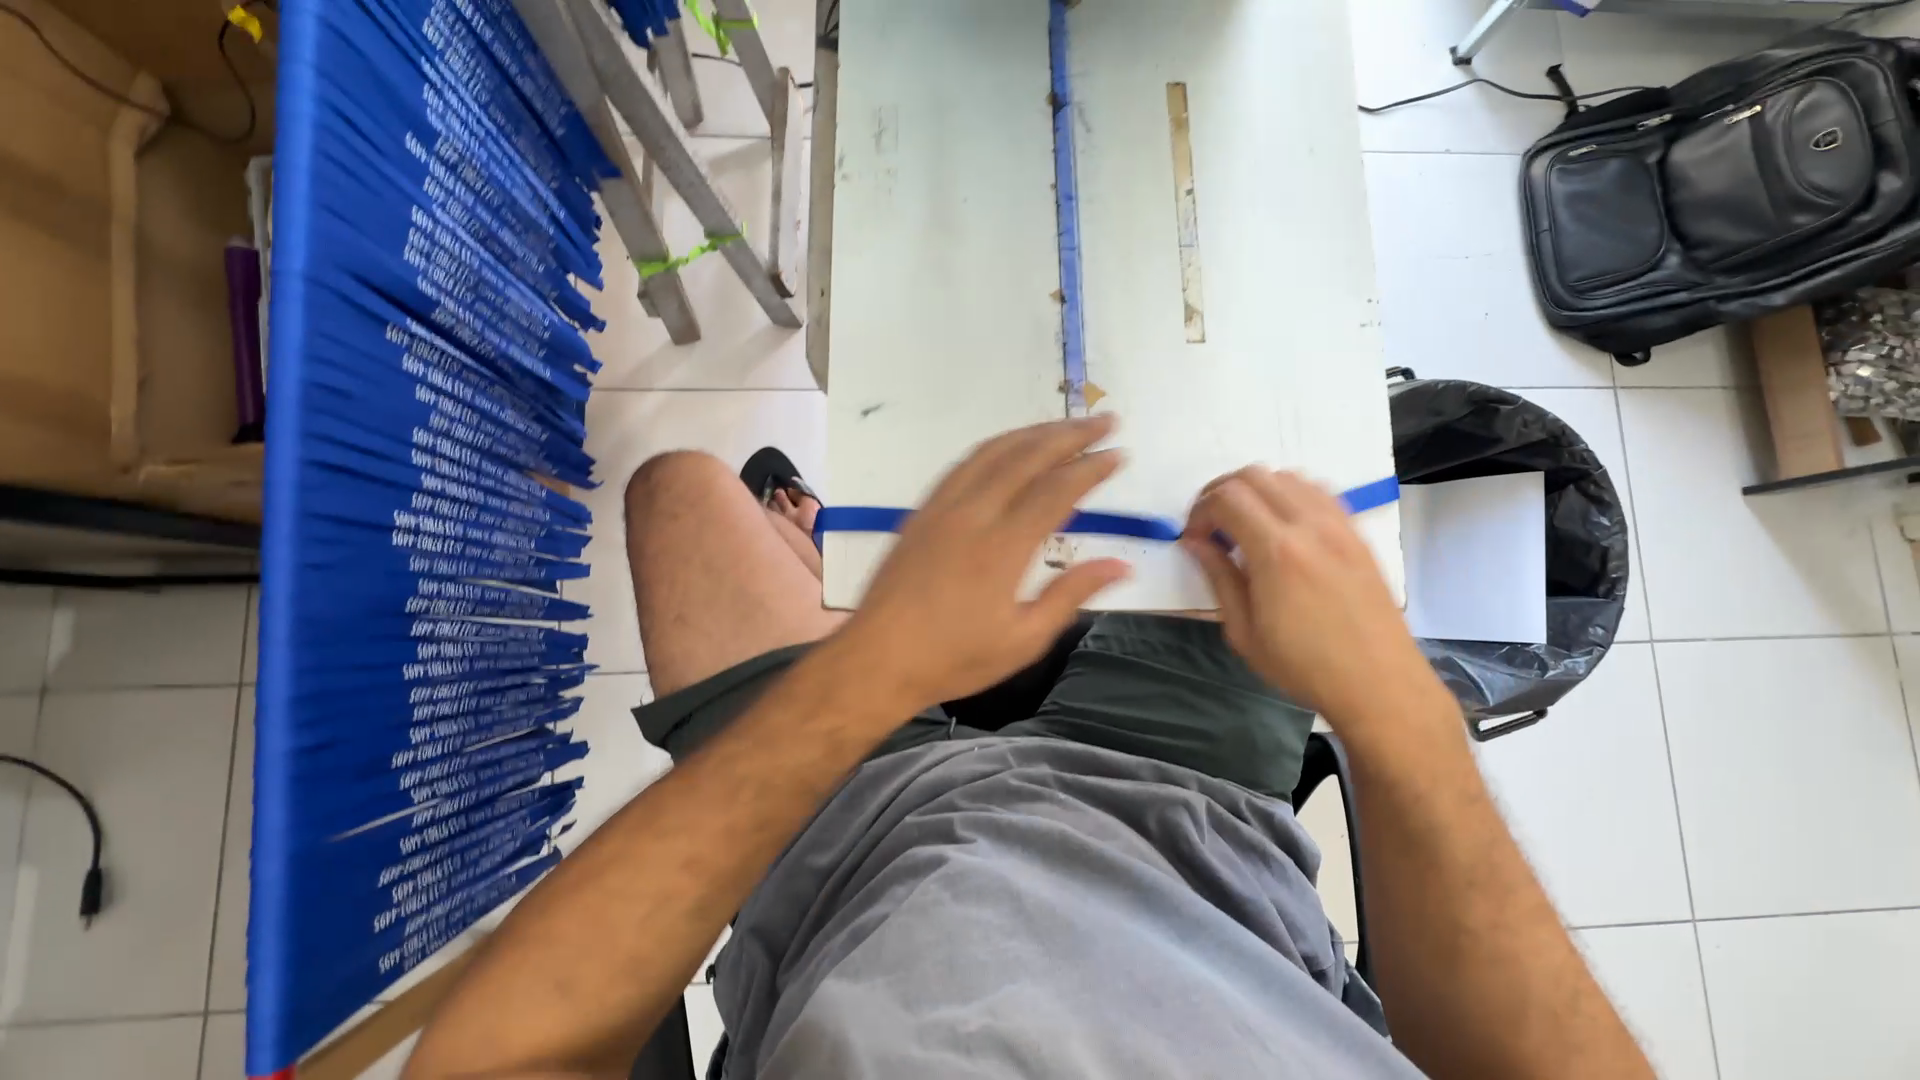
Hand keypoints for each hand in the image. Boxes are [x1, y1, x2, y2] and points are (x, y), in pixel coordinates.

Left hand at [832, 416, 1131, 710]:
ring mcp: (941, 508)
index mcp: (1002, 547)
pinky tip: (1010, 449)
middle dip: (1070, 435)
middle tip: (1107, 422)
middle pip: (1027, 457)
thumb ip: (1071, 594)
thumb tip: (1122, 566)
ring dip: (1033, 433)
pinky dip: (996, 447)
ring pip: (992, 452)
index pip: (1056, 491)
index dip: (1091, 469)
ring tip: (1067, 427)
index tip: (1120, 454)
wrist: (876, 659)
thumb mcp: (1023, 640)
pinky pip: (964, 464)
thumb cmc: (953, 659)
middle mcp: (971, 514)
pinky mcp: (921, 512)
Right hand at [1181, 468, 1455, 731]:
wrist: (1378, 683)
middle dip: (1220, 493)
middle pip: (1253, 475)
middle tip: (1210, 527)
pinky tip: (1282, 526)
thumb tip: (1195, 543)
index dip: (1198, 512)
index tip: (1193, 540)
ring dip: (1255, 490)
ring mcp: (1339, 524)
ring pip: (1287, 475)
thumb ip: (1218, 577)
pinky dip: (1289, 494)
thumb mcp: (1244, 631)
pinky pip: (1318, 490)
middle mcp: (1309, 525)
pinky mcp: (1357, 532)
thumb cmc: (1303, 666)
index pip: (1226, 499)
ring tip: (1245, 525)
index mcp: (1276, 552)